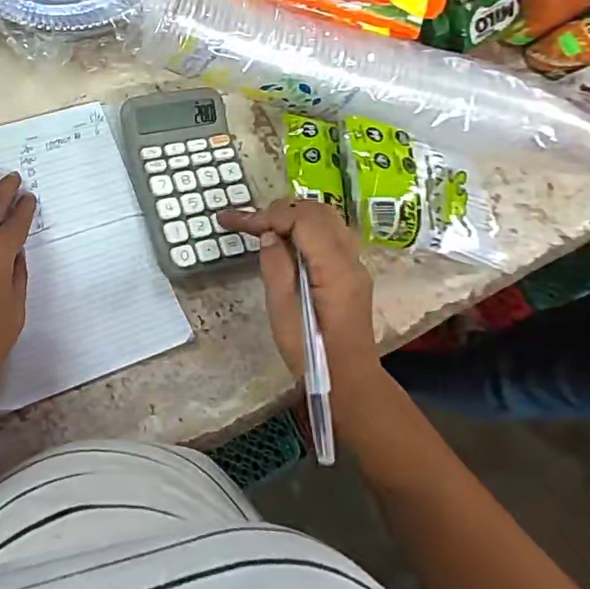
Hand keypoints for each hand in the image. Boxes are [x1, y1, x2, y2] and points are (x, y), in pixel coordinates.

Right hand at [217, 198, 378, 384]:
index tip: (236, 224)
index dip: (268, 216)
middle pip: (318, 212)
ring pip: (325, 219)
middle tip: (243, 222)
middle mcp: (350, 260)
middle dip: (278, 210)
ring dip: (290, 216)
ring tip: (257, 226)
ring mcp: (353, 265)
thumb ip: (276, 268)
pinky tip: (279, 241)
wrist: (347, 377)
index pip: (304, 221)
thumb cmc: (310, 349)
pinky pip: (327, 234)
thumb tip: (268, 236)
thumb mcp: (282, 310)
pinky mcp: (348, 271)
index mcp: (334, 269)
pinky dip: (301, 228)